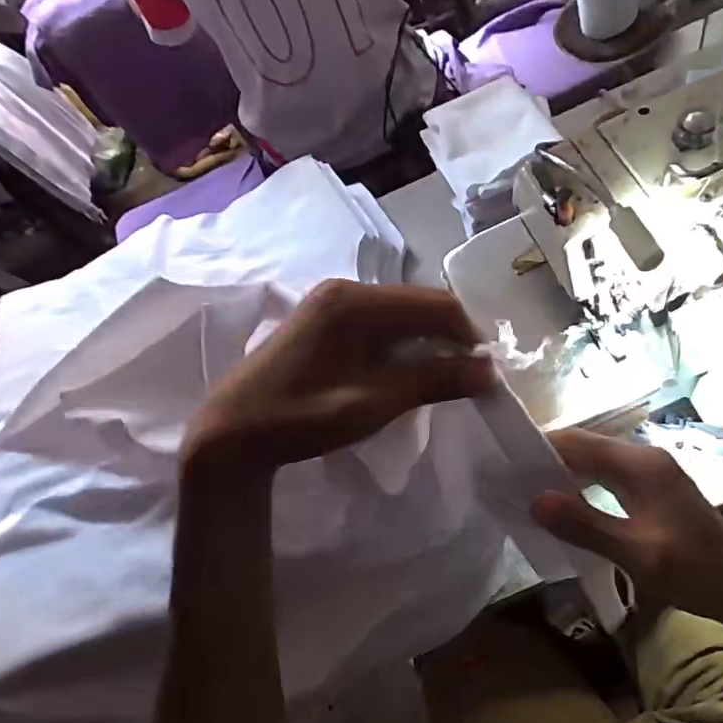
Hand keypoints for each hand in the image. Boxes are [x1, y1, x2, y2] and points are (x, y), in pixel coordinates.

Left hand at [183, 281, 493, 477]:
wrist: (232, 432)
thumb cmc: (301, 418)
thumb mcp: (375, 402)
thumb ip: (435, 381)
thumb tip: (490, 371)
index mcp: (356, 302)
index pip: (436, 305)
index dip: (469, 336)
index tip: (486, 373)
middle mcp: (347, 290)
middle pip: (421, 304)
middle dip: (452, 338)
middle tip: (469, 379)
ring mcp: (334, 302)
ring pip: (404, 314)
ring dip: (430, 342)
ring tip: (443, 380)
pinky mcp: (327, 319)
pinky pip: (384, 323)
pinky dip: (406, 344)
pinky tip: (408, 372)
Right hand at [530, 429, 722, 630]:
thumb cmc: (693, 570)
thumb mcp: (636, 553)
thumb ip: (585, 525)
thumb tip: (535, 500)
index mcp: (641, 465)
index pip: (580, 442)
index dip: (542, 447)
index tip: (505, 461)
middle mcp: (646, 459)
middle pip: (587, 448)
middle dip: (549, 459)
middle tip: (510, 479)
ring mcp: (652, 473)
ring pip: (597, 463)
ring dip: (565, 474)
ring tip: (528, 492)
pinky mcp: (654, 490)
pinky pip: (609, 478)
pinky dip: (585, 487)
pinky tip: (566, 506)